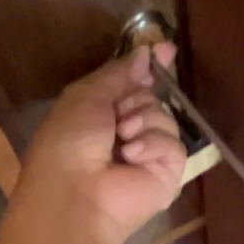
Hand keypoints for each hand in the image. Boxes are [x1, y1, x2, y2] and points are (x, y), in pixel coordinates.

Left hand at [18, 44, 185, 243]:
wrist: (75, 192)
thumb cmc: (70, 141)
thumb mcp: (86, 95)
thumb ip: (118, 73)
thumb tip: (147, 52)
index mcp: (101, 115)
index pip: (132, 85)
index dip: (148, 68)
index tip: (166, 50)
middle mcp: (125, 134)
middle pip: (151, 99)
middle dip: (136, 101)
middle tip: (118, 117)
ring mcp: (148, 156)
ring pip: (165, 118)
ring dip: (143, 122)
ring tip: (124, 139)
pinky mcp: (167, 175)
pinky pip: (173, 145)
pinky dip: (153, 145)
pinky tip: (133, 157)